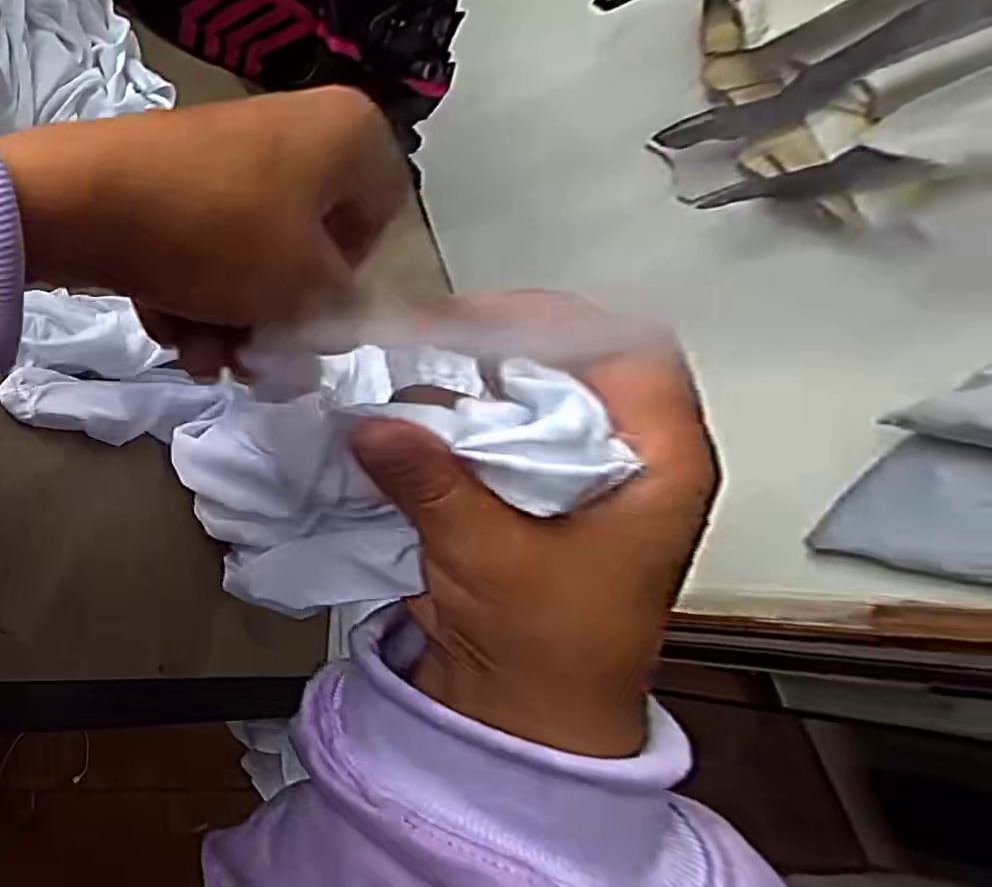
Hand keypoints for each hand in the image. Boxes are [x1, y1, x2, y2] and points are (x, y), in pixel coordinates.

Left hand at [0, 86, 408, 370]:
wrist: (78, 201)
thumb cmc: (213, 235)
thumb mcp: (299, 285)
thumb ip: (340, 308)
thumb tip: (339, 312)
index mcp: (344, 134)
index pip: (380, 225)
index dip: (347, 288)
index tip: (309, 329)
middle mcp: (286, 132)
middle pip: (298, 247)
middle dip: (270, 317)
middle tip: (247, 363)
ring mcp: (216, 156)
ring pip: (239, 256)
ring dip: (223, 319)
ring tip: (198, 359)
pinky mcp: (163, 181)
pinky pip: (194, 244)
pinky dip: (185, 290)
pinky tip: (165, 327)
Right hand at [349, 292, 720, 757]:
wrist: (518, 700)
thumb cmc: (544, 634)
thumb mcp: (492, 555)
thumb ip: (433, 484)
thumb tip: (368, 422)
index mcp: (653, 459)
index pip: (626, 349)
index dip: (550, 321)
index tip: (466, 321)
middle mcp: (609, 448)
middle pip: (555, 360)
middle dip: (480, 344)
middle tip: (408, 338)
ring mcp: (554, 463)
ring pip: (504, 391)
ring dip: (445, 379)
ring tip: (385, 367)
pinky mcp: (506, 481)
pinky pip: (469, 426)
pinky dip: (428, 414)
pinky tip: (384, 410)